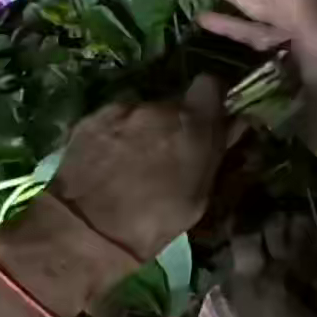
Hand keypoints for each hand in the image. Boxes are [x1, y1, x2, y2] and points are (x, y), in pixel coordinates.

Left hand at [0, 77, 225, 316]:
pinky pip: (116, 120)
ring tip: (135, 161)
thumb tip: (232, 126)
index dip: (212, 99)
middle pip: (176, 104)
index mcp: (193, 123)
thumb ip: (216, 153)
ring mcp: (122, 110)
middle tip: (171, 153)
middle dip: (177, 123)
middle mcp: (159, 107)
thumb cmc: (154, 222)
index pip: (211, 84)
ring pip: (144, 113)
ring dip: (146, 129)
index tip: (210, 119)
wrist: (83, 232)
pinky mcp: (91, 118)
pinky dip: (118, 134)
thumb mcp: (199, 195)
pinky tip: (110, 161)